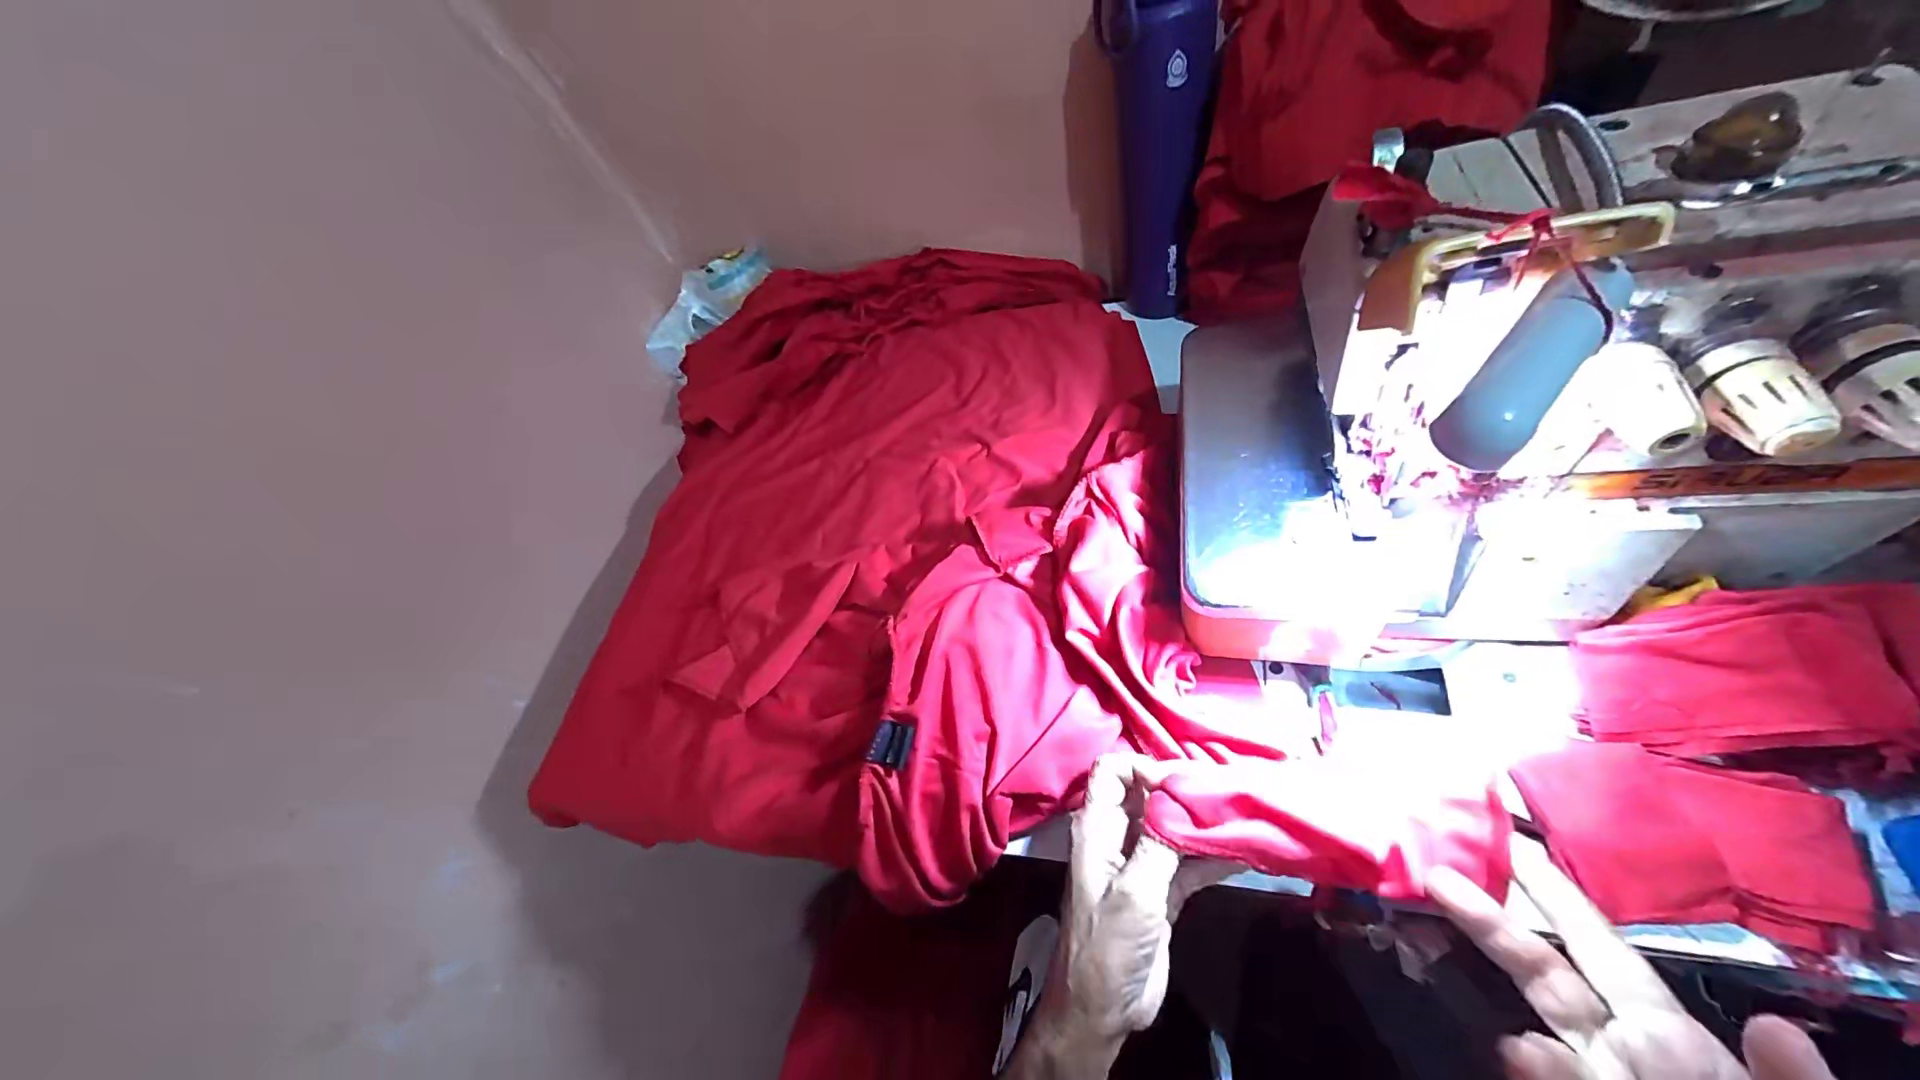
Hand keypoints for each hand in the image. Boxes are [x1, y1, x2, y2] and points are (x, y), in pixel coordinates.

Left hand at [1008, 754, 1239, 1079]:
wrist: (1104, 1009)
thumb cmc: (1108, 947)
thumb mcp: (1134, 894)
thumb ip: (1157, 843)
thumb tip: (1179, 796)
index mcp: (1097, 827)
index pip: (1112, 771)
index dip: (1143, 767)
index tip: (1182, 782)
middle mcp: (1117, 836)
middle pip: (1148, 794)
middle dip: (1183, 789)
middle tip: (1226, 791)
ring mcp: (1141, 861)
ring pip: (1173, 825)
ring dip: (1203, 821)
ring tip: (1242, 814)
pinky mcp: (1163, 887)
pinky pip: (1189, 858)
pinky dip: (1213, 853)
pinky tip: (1245, 849)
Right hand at [1428, 836, 1836, 1079]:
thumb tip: (1774, 1027)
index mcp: (1665, 1033)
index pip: (1597, 947)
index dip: (1554, 894)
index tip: (1509, 842)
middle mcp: (1612, 1043)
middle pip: (1538, 968)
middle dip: (1488, 918)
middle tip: (1435, 871)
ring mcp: (1581, 1070)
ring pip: (1525, 1021)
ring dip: (1501, 1004)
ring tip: (1470, 984)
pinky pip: (1534, 1068)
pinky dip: (1529, 1064)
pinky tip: (1513, 1051)